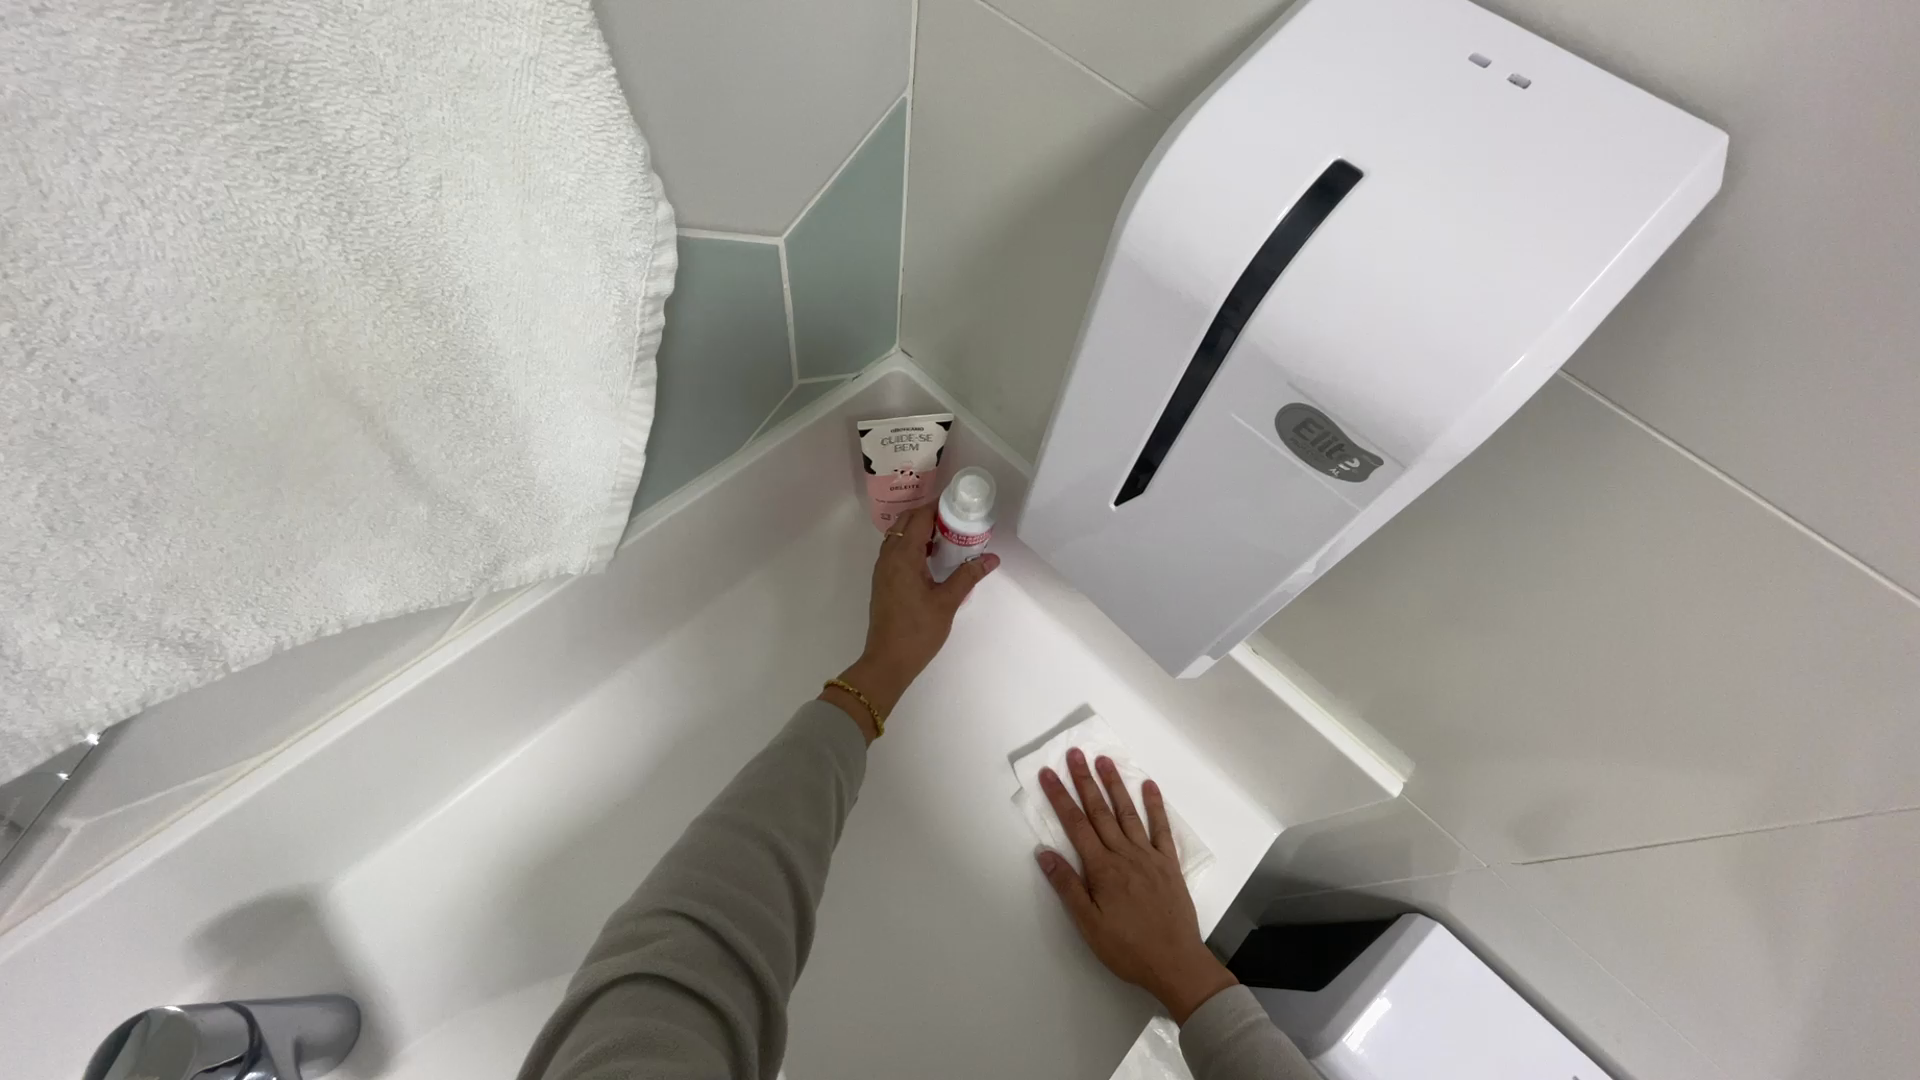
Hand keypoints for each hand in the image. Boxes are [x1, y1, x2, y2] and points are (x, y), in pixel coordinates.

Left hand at [820, 504, 998, 740]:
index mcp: (903, 556)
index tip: (957, 505)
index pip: (918, 518)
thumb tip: (991, 558)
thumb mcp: (948, 602)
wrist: (888, 661)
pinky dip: (912, 545)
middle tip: (954, 519)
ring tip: (946, 536)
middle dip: (928, 515)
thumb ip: (969, 576)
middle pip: (905, 522)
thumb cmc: (918, 631)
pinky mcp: (883, 581)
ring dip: (919, 530)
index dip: (936, 507)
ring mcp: (882, 569)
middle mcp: (888, 557)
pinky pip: (896, 551)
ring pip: (898, 537)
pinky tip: (932, 558)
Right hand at [1035, 748, 1237, 1022]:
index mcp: (1102, 869)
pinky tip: (1149, 785)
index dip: (1060, 797)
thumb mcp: (1089, 925)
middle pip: (1099, 811)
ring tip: (1104, 759)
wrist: (1177, 964)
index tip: (1048, 773)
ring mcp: (1149, 856)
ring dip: (1115, 784)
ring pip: (1127, 813)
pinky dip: (1155, 805)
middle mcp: (1124, 854)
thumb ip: (1067, 886)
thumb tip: (1044, 852)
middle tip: (1075, 753)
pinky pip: (1161, 829)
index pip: (1075, 825)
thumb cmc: (1128, 948)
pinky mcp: (1169, 863)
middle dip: (1084, 780)